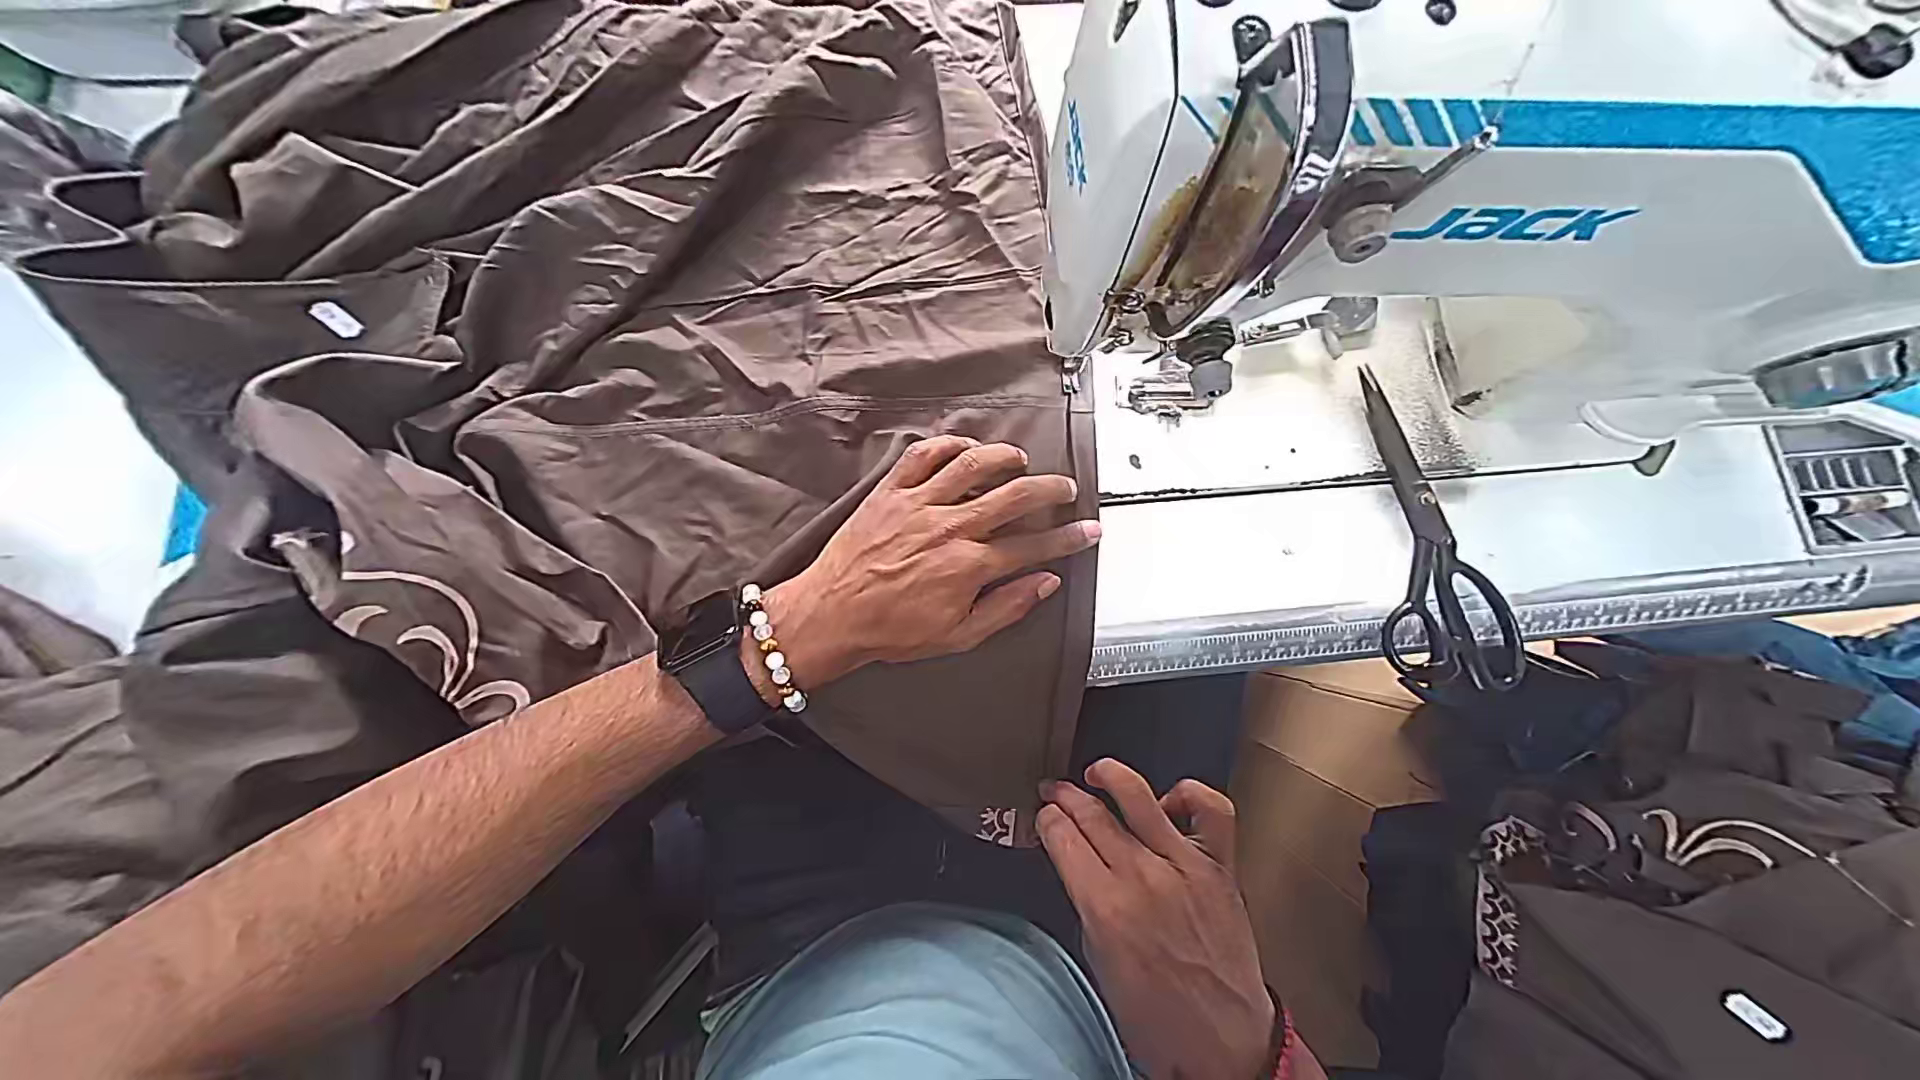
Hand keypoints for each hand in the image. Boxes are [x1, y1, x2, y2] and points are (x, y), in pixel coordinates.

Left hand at [760, 436, 1099, 687]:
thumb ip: (1007, 607)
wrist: (832, 615)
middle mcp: (949, 528)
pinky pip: (924, 455)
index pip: (1034, 545)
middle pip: (1015, 495)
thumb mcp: (958, 635)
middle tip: (1064, 488)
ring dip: (1004, 457)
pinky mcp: (891, 492)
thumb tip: (1043, 584)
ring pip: (973, 465)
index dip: (1069, 538)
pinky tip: (964, 448)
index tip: (1087, 531)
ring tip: (1019, 460)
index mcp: (968, 566)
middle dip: (1050, 489)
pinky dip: (948, 445)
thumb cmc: (889, 630)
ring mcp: (919, 505)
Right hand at [1039, 760, 1273, 1079]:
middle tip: (1054, 790)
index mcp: (1105, 906)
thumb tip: (1074, 861)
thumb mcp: (1098, 961)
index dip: (1046, 819)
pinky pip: (1209, 809)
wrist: (1225, 1046)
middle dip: (1064, 795)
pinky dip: (1188, 794)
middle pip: (1090, 811)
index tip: (1044, 816)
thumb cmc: (1160, 1019)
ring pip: (1138, 795)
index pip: (1061, 835)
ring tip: (1097, 773)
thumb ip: (1085, 902)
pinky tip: (1169, 799)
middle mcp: (1142, 877)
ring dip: (1108, 775)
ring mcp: (1183, 865)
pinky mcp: (1219, 866)